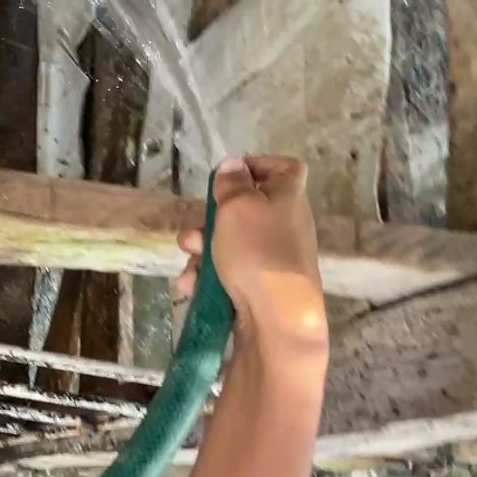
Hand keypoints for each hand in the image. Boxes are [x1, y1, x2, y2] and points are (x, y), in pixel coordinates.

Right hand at [174, 156, 327, 352]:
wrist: (275, 312)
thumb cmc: (256, 251)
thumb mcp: (237, 208)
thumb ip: (231, 184)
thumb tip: (232, 164)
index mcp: (286, 197)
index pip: (282, 168)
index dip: (256, 166)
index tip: (228, 175)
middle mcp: (281, 223)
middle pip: (240, 210)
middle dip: (208, 221)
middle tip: (194, 234)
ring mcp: (269, 254)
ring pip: (224, 242)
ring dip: (199, 253)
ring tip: (190, 266)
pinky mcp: (256, 281)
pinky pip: (224, 269)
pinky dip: (205, 275)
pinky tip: (193, 286)